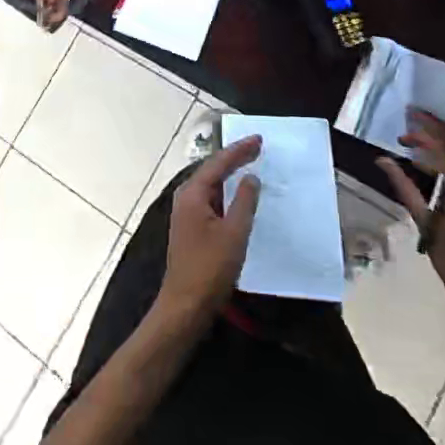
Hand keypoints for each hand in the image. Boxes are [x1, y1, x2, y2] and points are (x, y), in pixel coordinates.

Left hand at [156, 136, 261, 326]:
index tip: (259, 139)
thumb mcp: (235, 232)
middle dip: (234, 157)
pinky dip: (225, 191)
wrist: (185, 306)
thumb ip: (244, 200)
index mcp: (193, 194)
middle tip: (257, 147)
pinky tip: (237, 195)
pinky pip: (210, 198)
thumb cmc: (210, 268)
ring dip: (229, 173)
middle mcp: (185, 198)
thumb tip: (250, 177)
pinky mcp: (190, 227)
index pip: (218, 163)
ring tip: (250, 163)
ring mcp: (185, 213)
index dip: (239, 150)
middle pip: (211, 169)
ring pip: (210, 184)